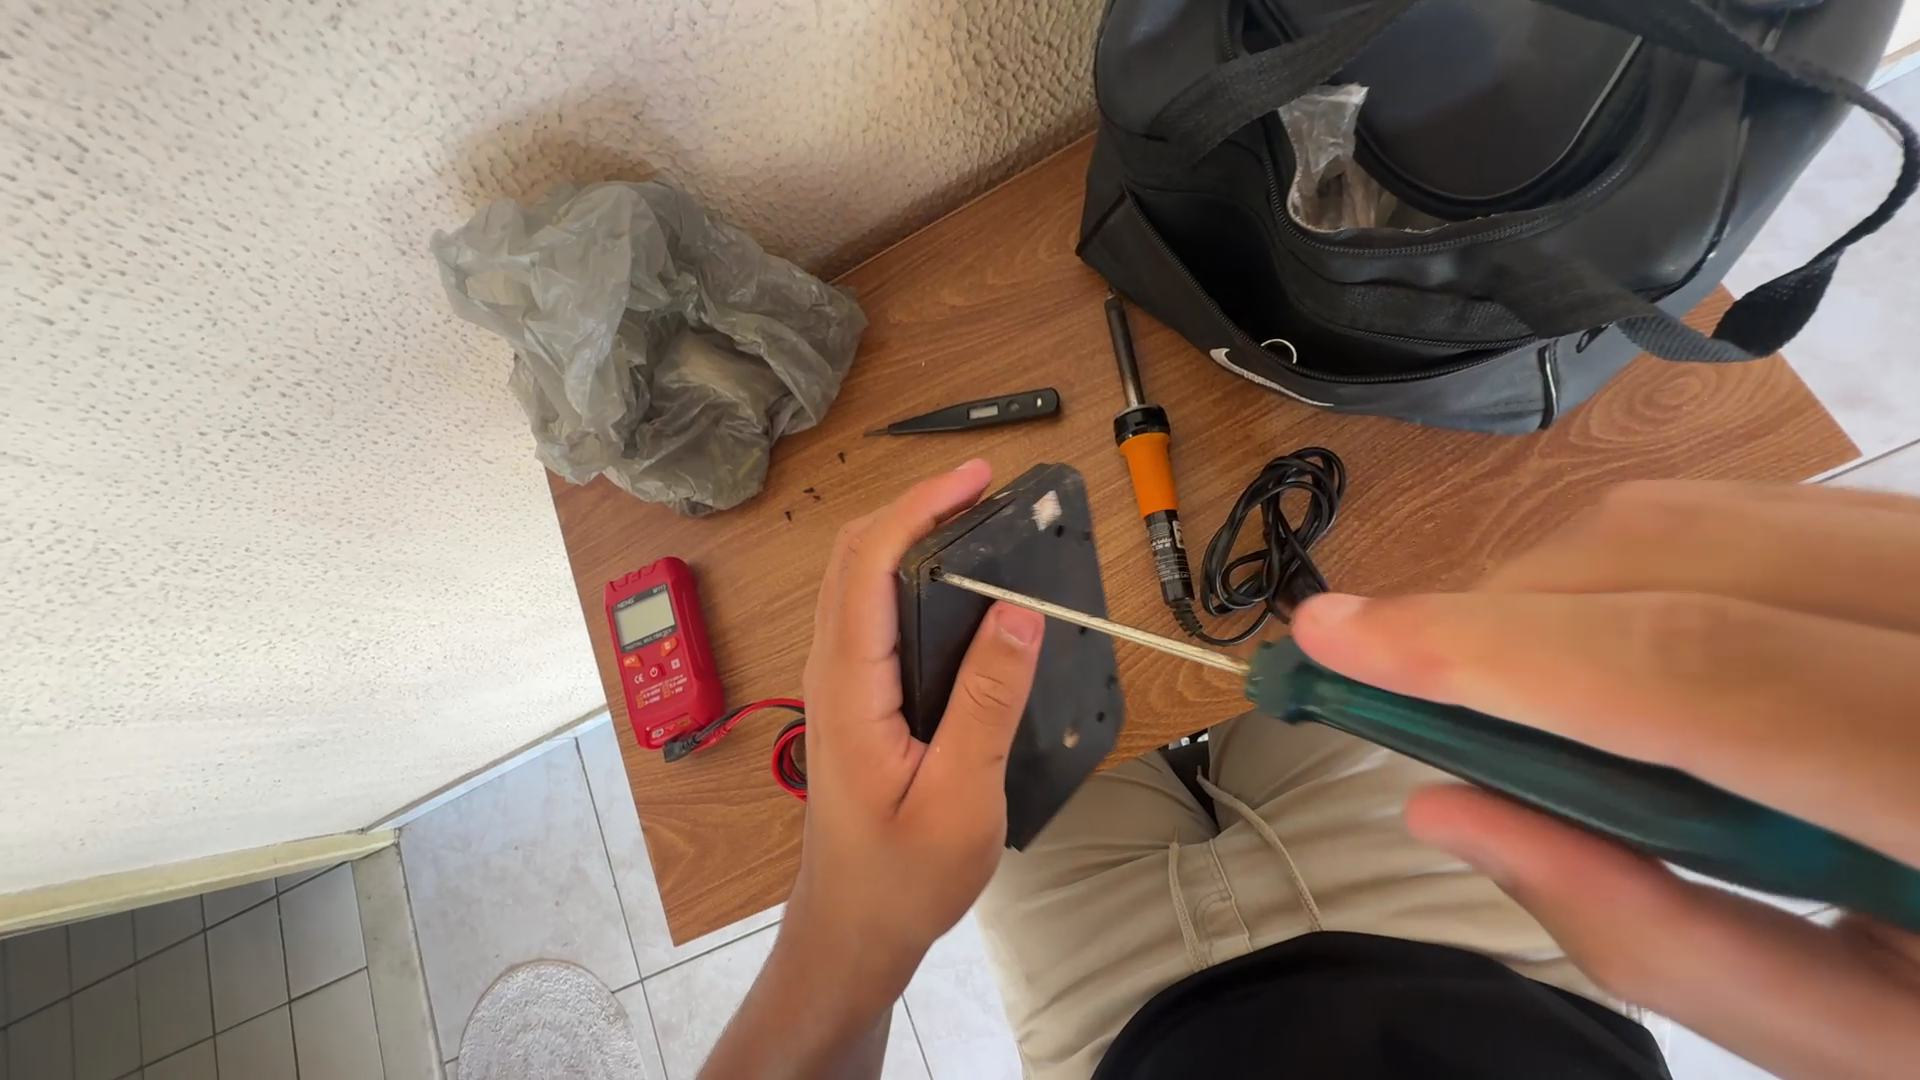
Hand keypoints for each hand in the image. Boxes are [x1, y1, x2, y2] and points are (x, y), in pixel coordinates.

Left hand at [788, 459, 1043, 996]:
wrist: (853, 927)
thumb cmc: (904, 876)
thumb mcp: (961, 795)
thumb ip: (987, 701)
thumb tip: (1018, 613)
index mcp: (849, 685)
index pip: (868, 562)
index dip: (919, 506)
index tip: (975, 479)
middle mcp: (831, 669)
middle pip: (854, 556)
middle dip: (913, 507)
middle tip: (979, 491)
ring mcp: (835, 681)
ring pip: (857, 578)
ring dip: (907, 535)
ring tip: (970, 520)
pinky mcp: (851, 695)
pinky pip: (868, 611)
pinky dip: (905, 573)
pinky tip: (952, 584)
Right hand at [1292, 480, 1919, 1079]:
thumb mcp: (1876, 1048)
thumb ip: (1652, 934)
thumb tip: (1439, 810)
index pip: (1691, 664)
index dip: (1481, 645)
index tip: (1327, 634)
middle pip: (1672, 552)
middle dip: (1497, 612)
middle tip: (1412, 681)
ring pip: (1695, 512)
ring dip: (1550, 587)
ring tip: (1523, 681)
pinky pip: (1739, 511)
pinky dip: (1623, 568)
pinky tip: (1616, 649)